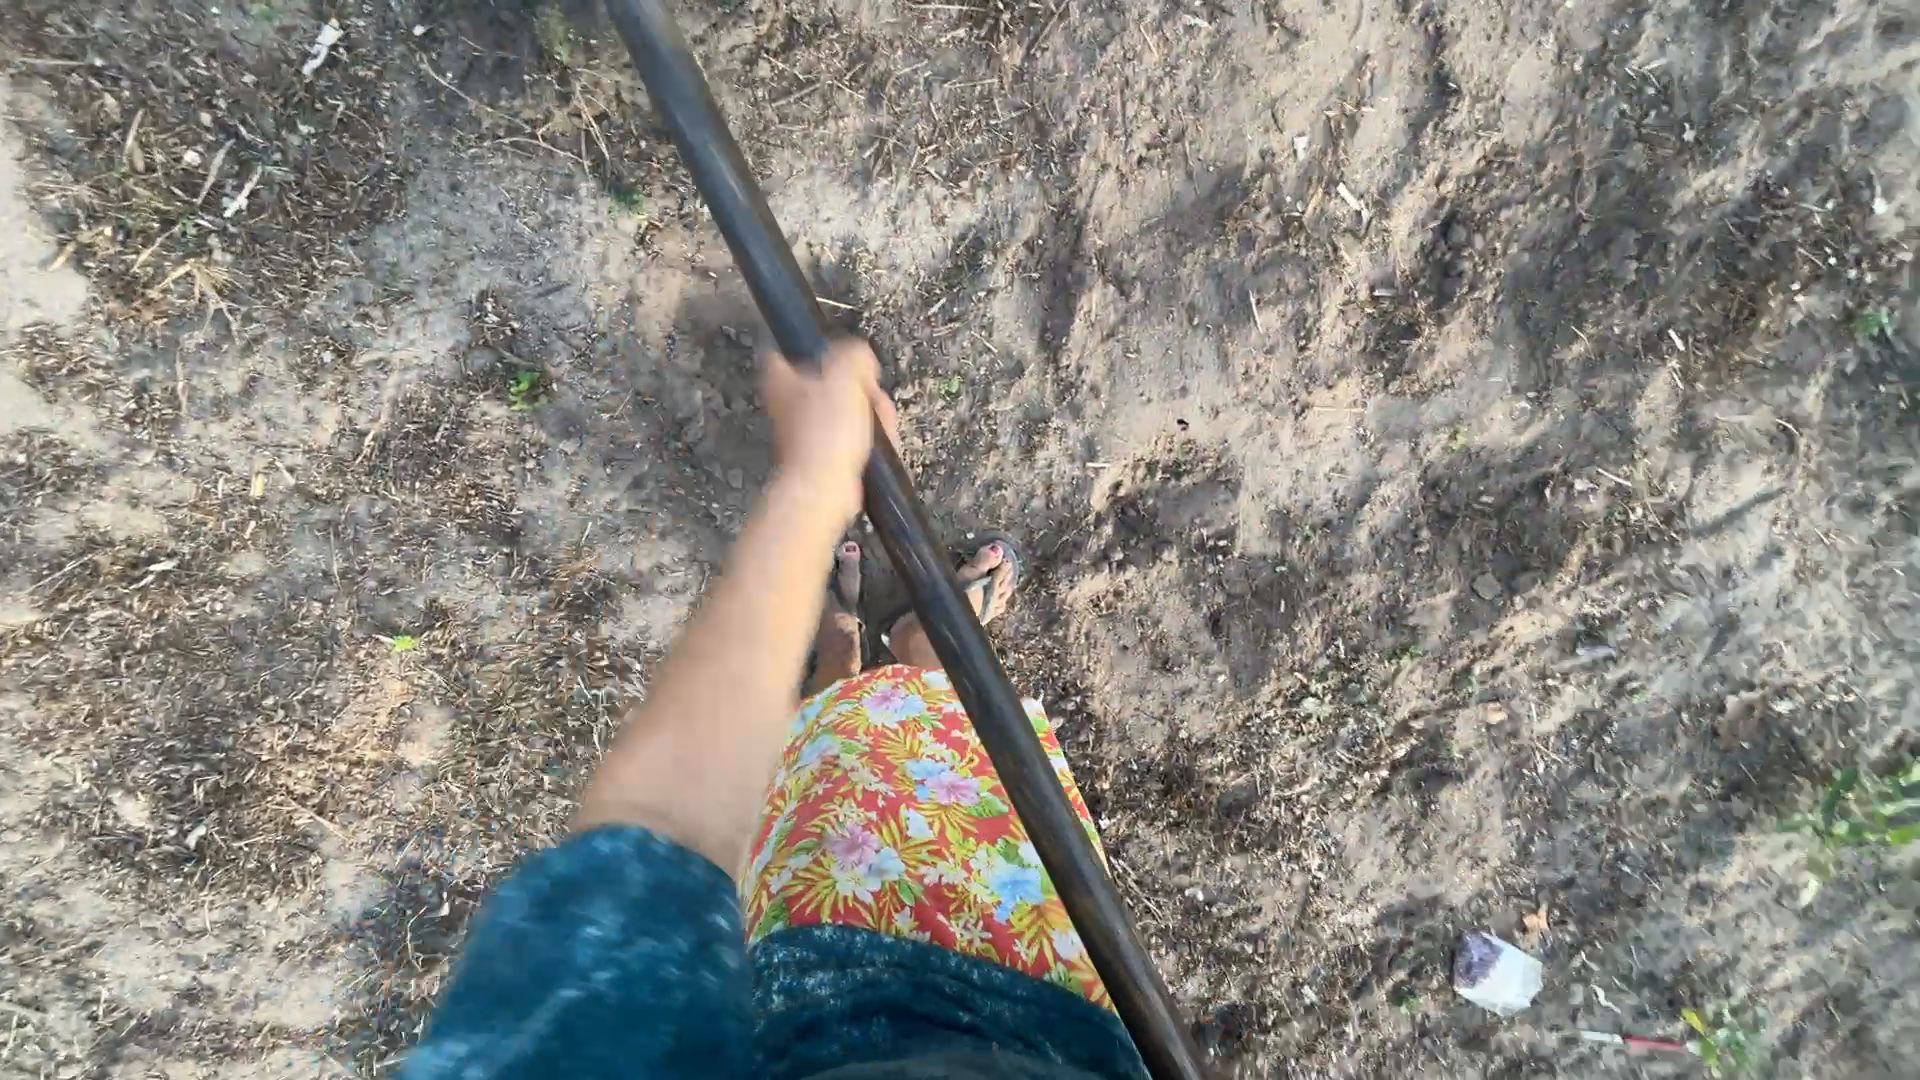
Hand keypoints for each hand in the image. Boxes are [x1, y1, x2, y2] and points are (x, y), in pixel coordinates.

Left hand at [760, 338, 898, 521]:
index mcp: (783, 382)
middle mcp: (790, 408)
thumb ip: (853, 356)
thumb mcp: (844, 377)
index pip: (781, 354)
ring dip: (870, 414)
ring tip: (882, 422)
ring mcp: (808, 436)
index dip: (804, 349)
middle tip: (871, 391)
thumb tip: (861, 356)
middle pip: (826, 384)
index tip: (826, 351)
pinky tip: (882, 443)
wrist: (825, 488)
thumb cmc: (825, 433)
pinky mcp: (826, 459)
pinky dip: (871, 440)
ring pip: (845, 412)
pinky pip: (853, 440)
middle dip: (858, 387)